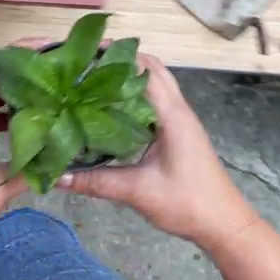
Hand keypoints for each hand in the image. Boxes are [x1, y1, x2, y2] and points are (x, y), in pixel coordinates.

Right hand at [57, 56, 260, 248]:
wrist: (223, 224)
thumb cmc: (188, 203)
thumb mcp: (138, 192)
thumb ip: (96, 182)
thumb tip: (56, 176)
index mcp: (172, 115)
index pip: (144, 70)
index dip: (115, 56)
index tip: (83, 54)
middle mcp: (178, 111)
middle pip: (150, 69)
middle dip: (120, 62)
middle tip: (83, 66)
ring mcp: (180, 121)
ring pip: (153, 86)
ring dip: (127, 79)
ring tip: (90, 83)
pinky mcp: (178, 134)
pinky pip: (154, 104)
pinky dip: (133, 99)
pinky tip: (108, 113)